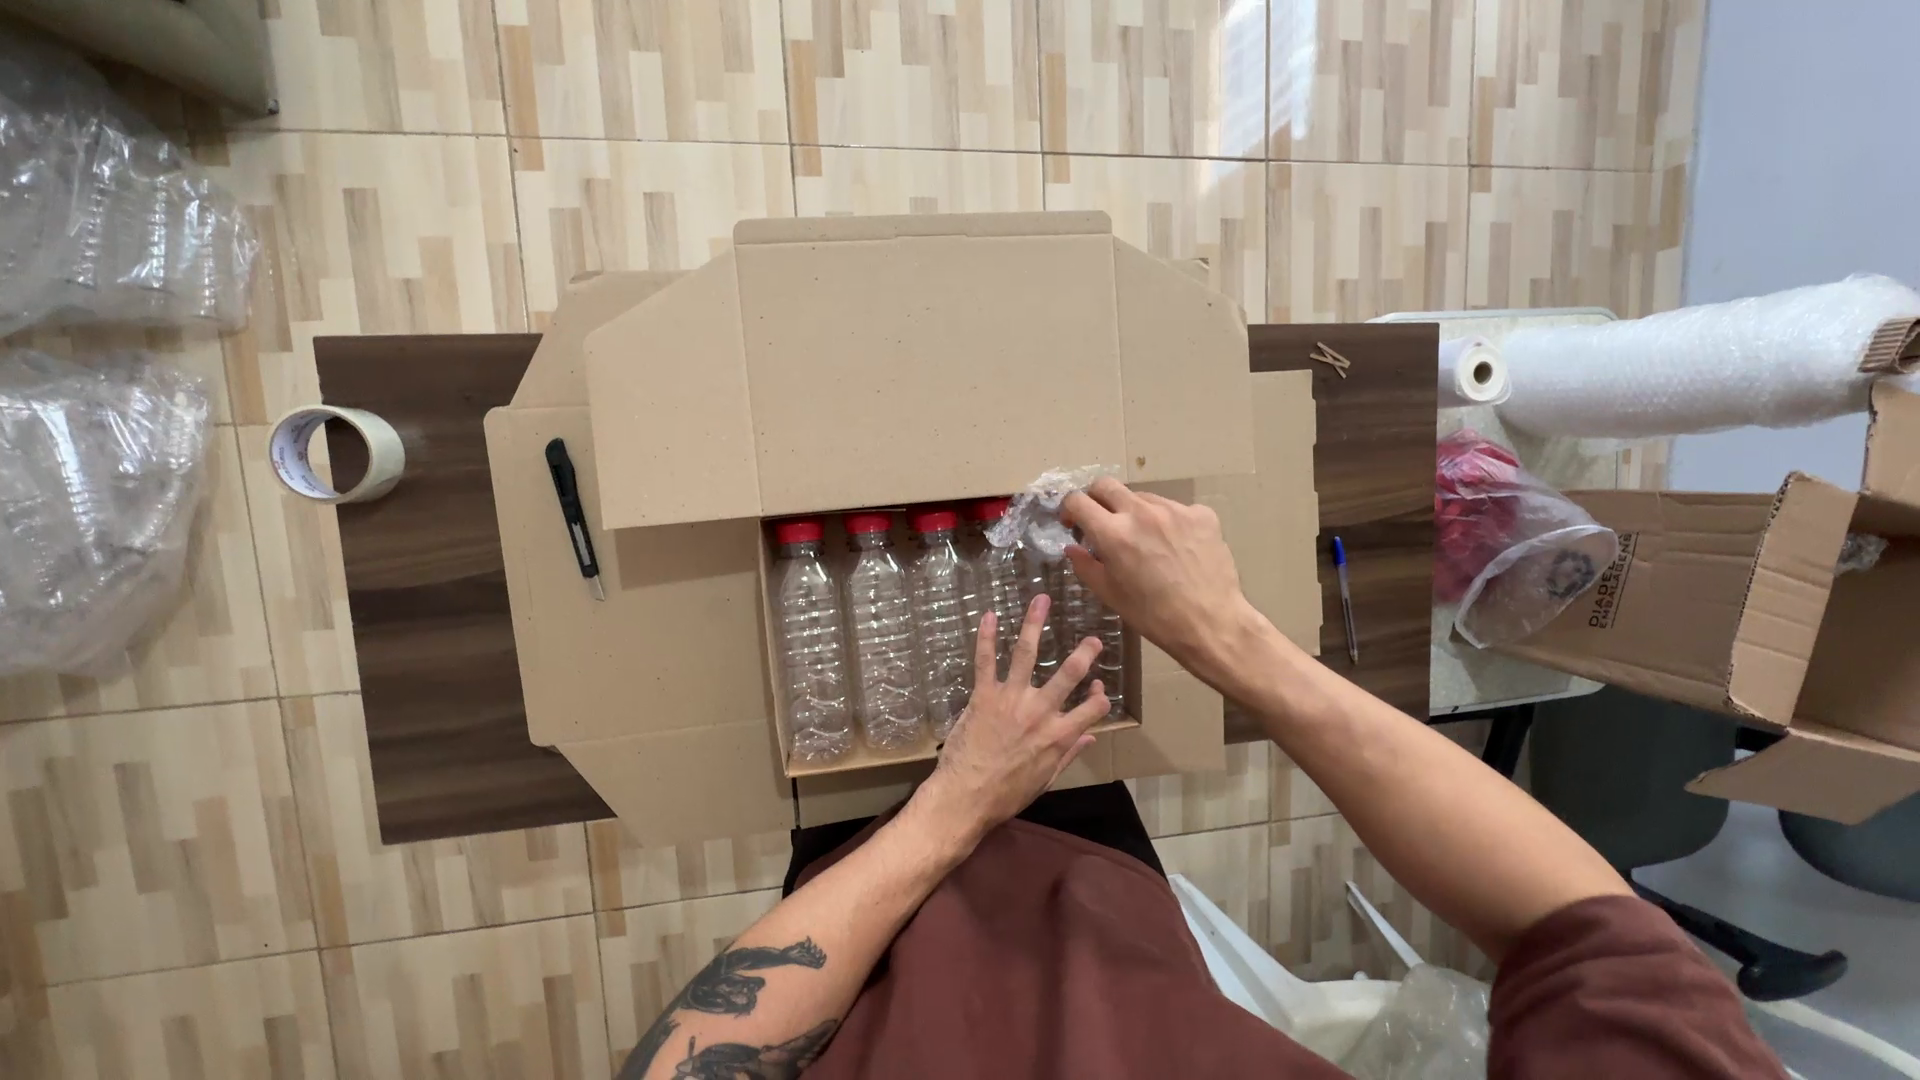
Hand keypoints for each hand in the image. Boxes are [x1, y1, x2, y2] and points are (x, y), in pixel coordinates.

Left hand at [912, 593, 1109, 841]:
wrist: (966, 798)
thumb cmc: (1007, 794)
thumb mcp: (1046, 779)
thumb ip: (1069, 754)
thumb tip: (1091, 738)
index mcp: (1059, 736)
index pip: (1092, 709)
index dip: (1100, 698)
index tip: (1100, 689)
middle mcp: (1040, 712)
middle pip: (1069, 674)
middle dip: (1084, 654)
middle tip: (1094, 639)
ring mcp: (1011, 700)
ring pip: (1026, 654)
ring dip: (1035, 624)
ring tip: (1041, 600)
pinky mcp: (983, 696)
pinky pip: (985, 661)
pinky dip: (986, 637)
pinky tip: (989, 616)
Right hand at [1060, 477, 1267, 683]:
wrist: (1210, 622)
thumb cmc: (1153, 615)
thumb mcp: (1109, 594)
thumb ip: (1085, 565)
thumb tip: (1073, 547)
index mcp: (1113, 533)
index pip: (1077, 500)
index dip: (1069, 509)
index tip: (1073, 524)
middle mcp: (1141, 512)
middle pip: (1106, 485)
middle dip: (1096, 500)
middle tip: (1102, 522)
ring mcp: (1174, 509)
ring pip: (1142, 497)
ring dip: (1133, 512)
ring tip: (1144, 540)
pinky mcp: (1201, 514)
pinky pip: (1174, 508)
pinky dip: (1166, 522)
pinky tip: (1174, 546)